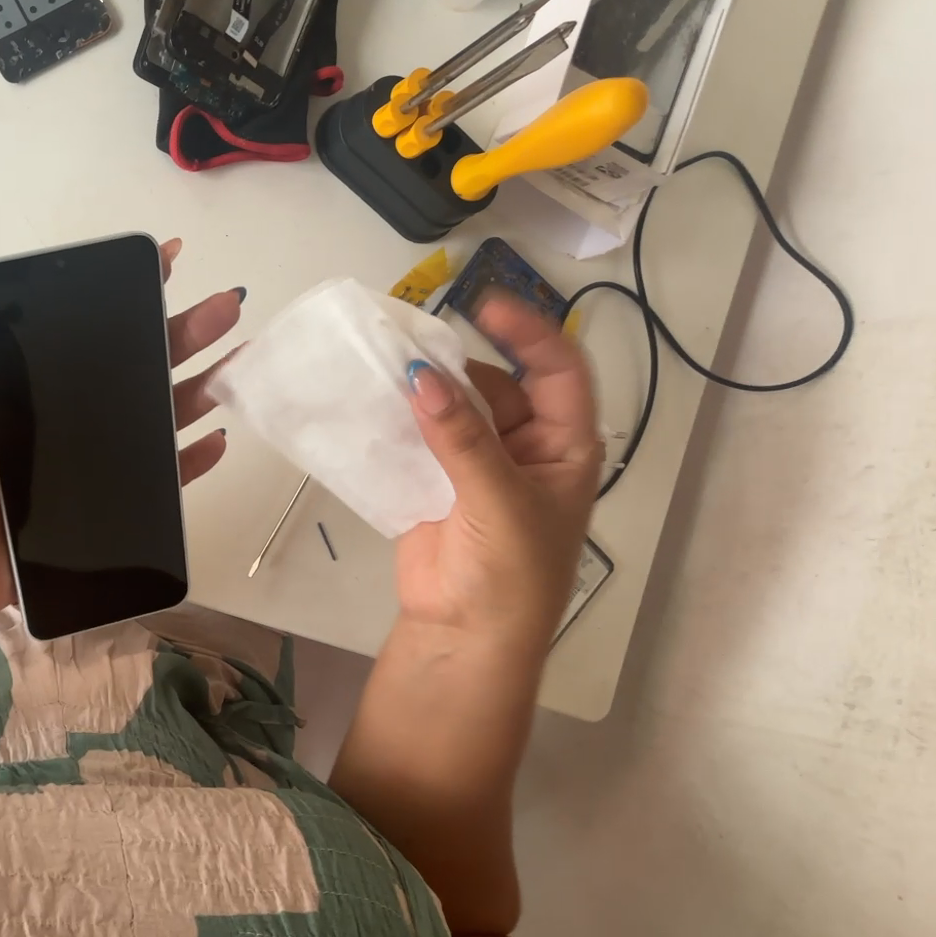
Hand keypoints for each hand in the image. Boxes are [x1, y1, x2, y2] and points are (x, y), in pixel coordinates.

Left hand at [0, 238, 245, 617]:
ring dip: (194, 388)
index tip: (160, 265)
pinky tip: (215, 441)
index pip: (74, 335)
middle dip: (176, 335)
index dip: (116, 299)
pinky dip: (186, 461)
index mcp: (19, 394)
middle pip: (127, 369)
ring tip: (233, 362)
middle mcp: (60, 420)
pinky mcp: (102, 506)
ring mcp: (85, 462)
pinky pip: (154, 478)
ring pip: (150, 416)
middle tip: (220, 308)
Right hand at [395, 295, 603, 646]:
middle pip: (495, 386)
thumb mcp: (498, 498)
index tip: (483, 306)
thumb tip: (422, 376)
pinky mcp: (432, 485)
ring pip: (451, 411)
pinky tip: (371, 405)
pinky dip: (397, 423)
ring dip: (424, 392)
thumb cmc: (511, 570)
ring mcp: (474, 466)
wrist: (465, 630)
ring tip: (385, 367)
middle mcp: (522, 447)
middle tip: (412, 342)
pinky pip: (417, 440)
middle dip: (460, 364)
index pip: (557, 371)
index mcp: (563, 445)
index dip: (528, 333)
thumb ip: (461, 437)